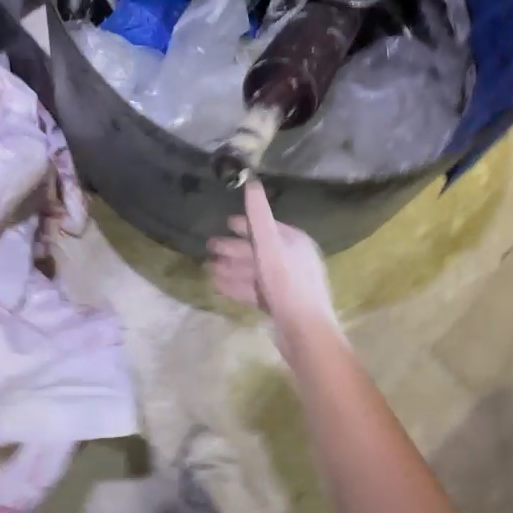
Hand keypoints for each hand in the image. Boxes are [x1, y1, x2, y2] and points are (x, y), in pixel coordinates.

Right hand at [207, 180, 338, 341]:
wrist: (305, 333)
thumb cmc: (287, 283)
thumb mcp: (270, 245)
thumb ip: (258, 215)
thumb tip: (251, 180)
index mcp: (295, 243)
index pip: (268, 226)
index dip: (246, 224)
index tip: (226, 223)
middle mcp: (293, 260)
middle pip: (258, 249)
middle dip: (233, 248)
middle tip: (209, 246)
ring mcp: (286, 284)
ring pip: (254, 270)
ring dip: (231, 268)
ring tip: (208, 267)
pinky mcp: (279, 304)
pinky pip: (254, 289)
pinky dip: (236, 285)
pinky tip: (217, 285)